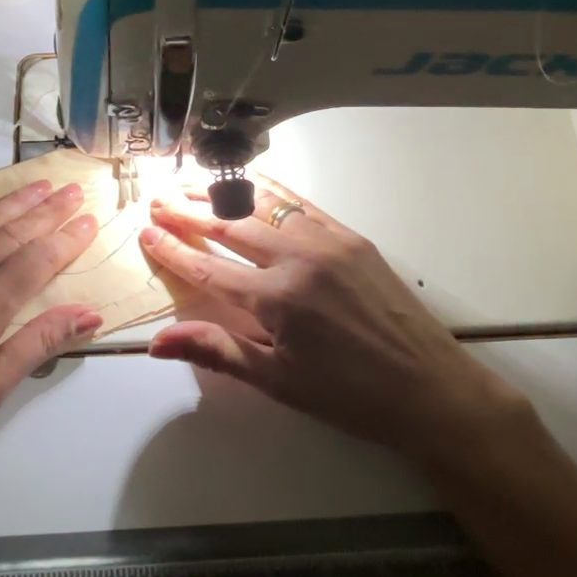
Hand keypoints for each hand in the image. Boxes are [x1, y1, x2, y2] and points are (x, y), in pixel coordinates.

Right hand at [140, 175, 527, 461]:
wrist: (430, 388)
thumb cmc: (349, 395)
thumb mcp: (278, 381)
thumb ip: (216, 351)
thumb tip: (156, 342)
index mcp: (276, 299)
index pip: (208, 266)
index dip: (172, 249)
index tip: (145, 232)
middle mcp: (297, 258)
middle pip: (229, 226)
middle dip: (188, 211)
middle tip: (158, 198)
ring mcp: (327, 241)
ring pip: (262, 206)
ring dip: (222, 194)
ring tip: (190, 181)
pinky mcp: (351, 236)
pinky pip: (300, 204)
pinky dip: (269, 190)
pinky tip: (250, 181)